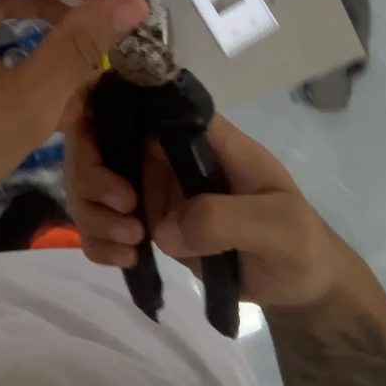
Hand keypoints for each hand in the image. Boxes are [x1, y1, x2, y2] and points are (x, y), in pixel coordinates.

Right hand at [64, 112, 348, 308]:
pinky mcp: (145, 220)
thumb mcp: (278, 226)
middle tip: (124, 214)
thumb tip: (162, 229)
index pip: (140, 100)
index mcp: (198, 134)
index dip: (98, 107)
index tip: (87, 144)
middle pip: (97, 139)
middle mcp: (165, 151)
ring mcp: (151, 185)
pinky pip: (100, 222)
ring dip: (93, 214)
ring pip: (90, 183)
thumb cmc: (297, 243)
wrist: (298, 285)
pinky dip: (98, 241)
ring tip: (130, 246)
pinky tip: (125, 260)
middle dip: (91, 176)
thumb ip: (225, 218)